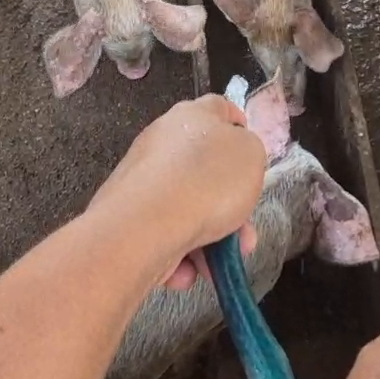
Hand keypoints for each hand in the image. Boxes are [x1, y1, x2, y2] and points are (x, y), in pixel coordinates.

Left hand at [86, 95, 265, 288]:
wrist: (145, 226)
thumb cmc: (208, 182)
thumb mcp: (253, 156)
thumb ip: (250, 151)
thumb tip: (234, 159)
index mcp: (193, 116)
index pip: (219, 109)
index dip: (238, 125)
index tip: (250, 149)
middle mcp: (163, 141)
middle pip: (206, 170)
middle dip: (230, 207)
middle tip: (244, 236)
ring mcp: (142, 178)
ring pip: (188, 208)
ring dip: (209, 239)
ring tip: (216, 266)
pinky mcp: (126, 214)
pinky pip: (164, 233)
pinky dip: (178, 252)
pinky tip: (185, 269)